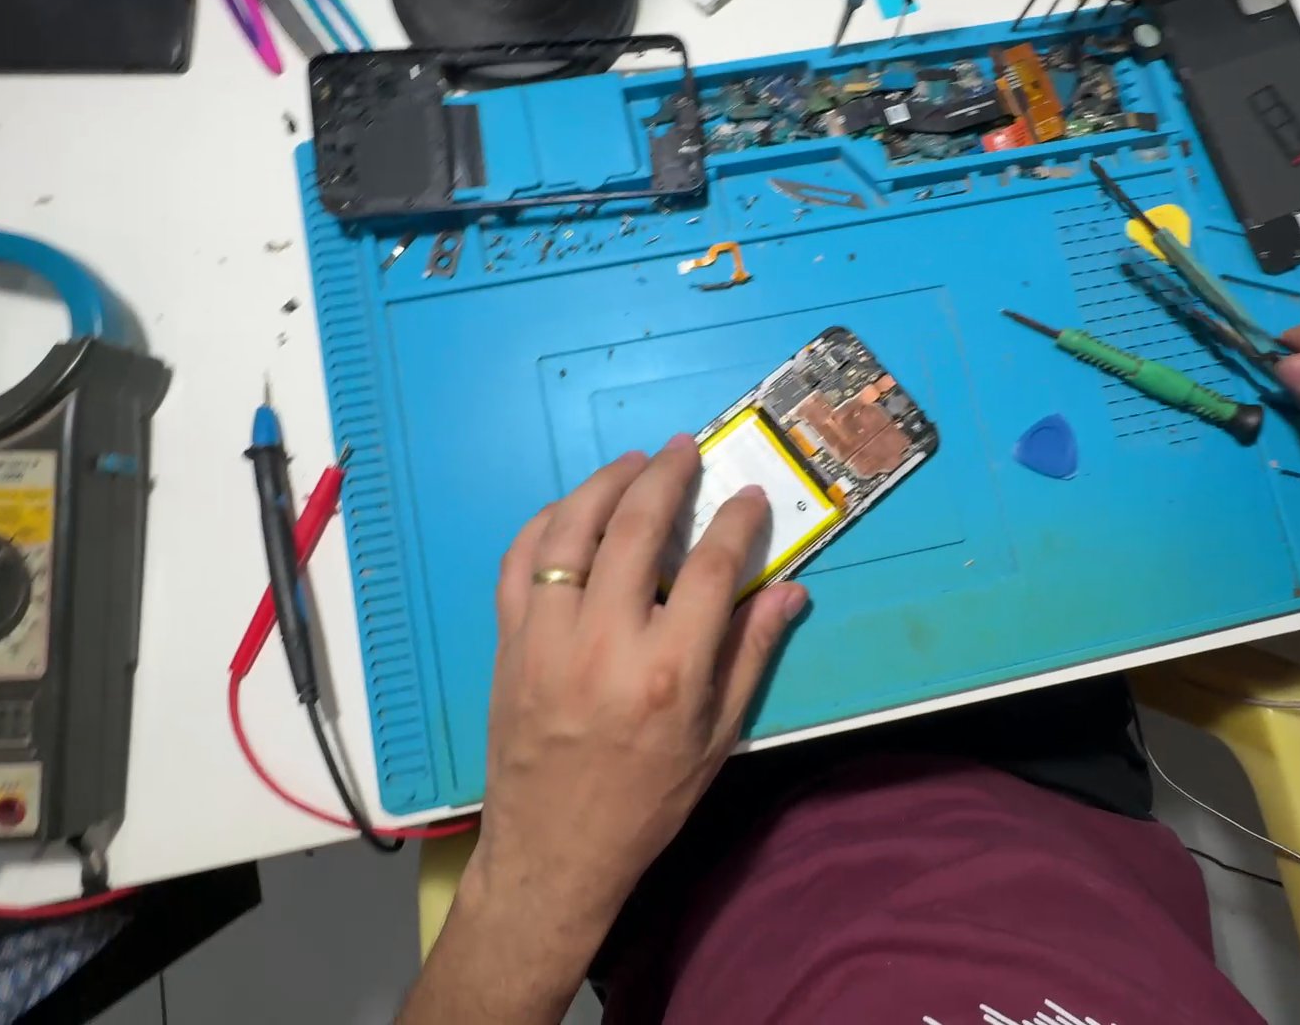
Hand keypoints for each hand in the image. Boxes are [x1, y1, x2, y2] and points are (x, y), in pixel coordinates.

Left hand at [472, 435, 807, 949]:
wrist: (554, 850)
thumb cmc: (648, 797)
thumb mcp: (718, 736)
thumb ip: (752, 654)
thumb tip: (790, 592)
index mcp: (669, 670)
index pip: (712, 568)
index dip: (735, 521)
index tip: (748, 496)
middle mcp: (606, 641)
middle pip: (636, 530)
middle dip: (666, 477)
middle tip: (684, 449)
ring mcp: (546, 637)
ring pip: (570, 532)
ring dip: (603, 484)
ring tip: (631, 461)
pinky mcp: (509, 642)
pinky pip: (518, 562)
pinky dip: (545, 523)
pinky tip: (571, 508)